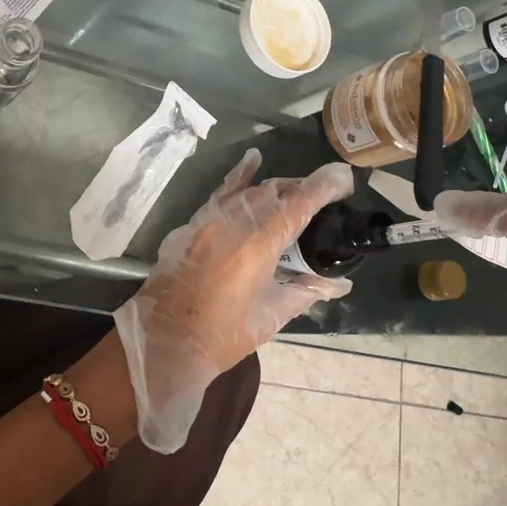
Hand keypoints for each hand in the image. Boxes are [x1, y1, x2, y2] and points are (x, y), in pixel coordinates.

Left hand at [115, 150, 354, 452]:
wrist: (163, 343)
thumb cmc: (222, 337)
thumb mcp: (271, 316)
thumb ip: (306, 291)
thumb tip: (339, 283)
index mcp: (256, 246)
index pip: (297, 204)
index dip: (323, 187)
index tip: (342, 180)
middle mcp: (231, 224)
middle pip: (273, 192)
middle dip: (302, 189)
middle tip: (325, 199)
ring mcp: (206, 222)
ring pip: (248, 192)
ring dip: (275, 189)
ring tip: (296, 195)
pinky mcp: (190, 227)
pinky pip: (220, 195)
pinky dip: (238, 180)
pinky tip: (251, 161)